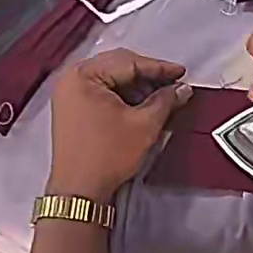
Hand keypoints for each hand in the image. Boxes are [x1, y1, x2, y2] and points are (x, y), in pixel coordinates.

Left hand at [46, 48, 191, 201]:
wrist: (80, 189)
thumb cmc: (110, 154)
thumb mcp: (144, 125)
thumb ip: (165, 101)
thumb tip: (183, 89)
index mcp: (85, 75)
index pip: (128, 62)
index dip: (159, 67)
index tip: (182, 72)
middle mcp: (72, 78)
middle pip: (117, 66)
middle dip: (147, 75)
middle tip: (173, 84)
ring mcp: (69, 93)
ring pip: (110, 79)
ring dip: (136, 87)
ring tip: (161, 97)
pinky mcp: (72, 108)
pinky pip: (102, 92)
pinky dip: (123, 96)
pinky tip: (141, 106)